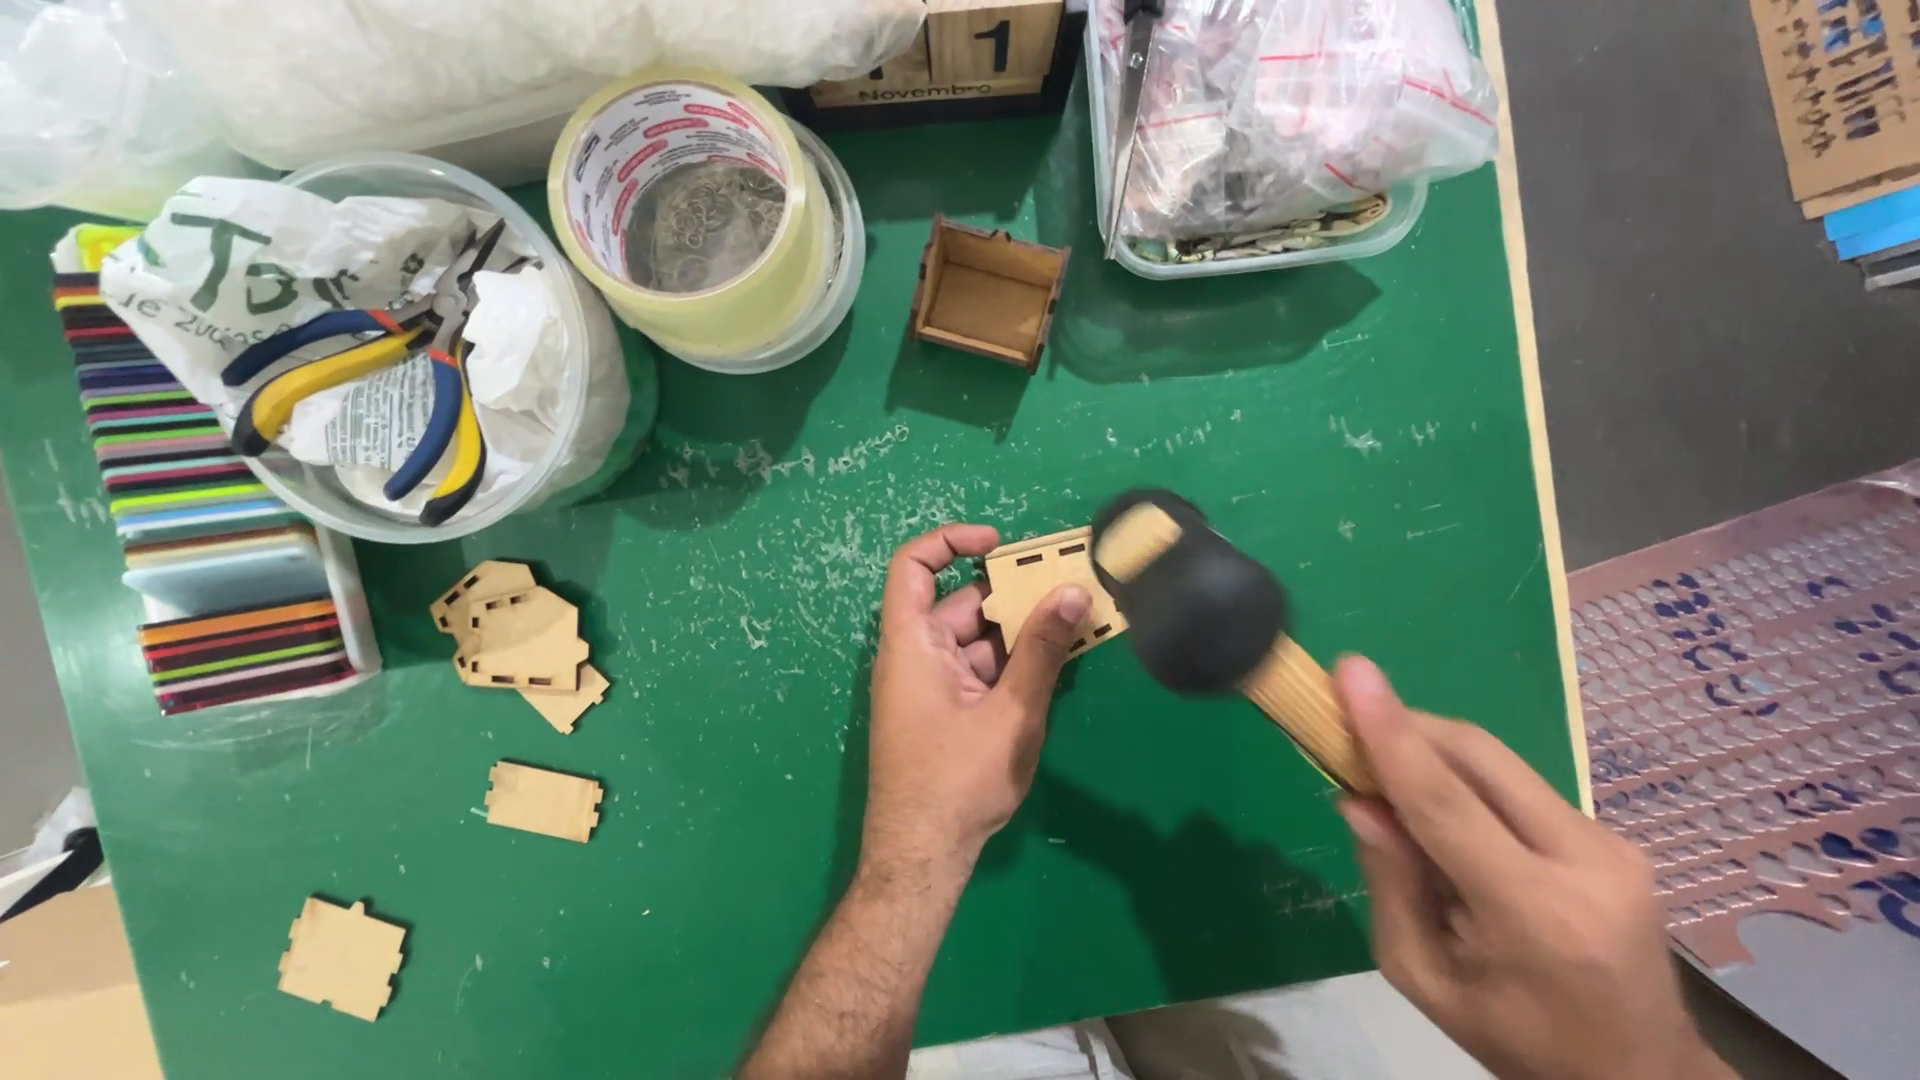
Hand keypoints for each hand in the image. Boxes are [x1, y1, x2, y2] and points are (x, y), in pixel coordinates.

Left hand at [864, 525, 1090, 879]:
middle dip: (1011, 597)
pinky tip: (1053, 668)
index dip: (950, 542)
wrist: (922, 857)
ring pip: (975, 642)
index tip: (998, 545)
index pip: (912, 566)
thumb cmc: (958, 781)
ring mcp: (928, 687)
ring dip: (1019, 635)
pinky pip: (977, 672)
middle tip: (1066, 592)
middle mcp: (914, 658)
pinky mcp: (943, 712)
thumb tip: (1072, 593)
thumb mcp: (1010, 712)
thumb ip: (1042, 651)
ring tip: (1073, 627)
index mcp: (911, 645)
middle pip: (960, 606)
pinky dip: (1011, 666)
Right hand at [1333, 656, 1732, 1079]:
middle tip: (1347, 724)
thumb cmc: (1515, 1037)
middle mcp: (1586, 862)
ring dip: (1431, 752)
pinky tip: (1443, 811)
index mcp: (1534, 913)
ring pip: (1497, 762)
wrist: (1641, 1076)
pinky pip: (1516, 783)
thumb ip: (1388, 881)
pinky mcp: (1614, 836)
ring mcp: (1611, 844)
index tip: (1350, 672)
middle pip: (1477, 758)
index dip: (1389, 733)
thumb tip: (1358, 798)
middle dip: (1405, 727)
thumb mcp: (1422, 975)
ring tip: (1387, 774)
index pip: (1444, 802)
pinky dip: (1463, 779)